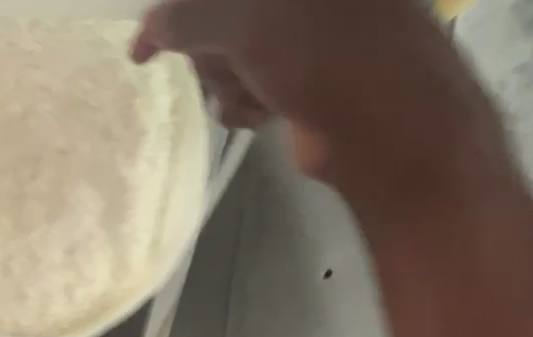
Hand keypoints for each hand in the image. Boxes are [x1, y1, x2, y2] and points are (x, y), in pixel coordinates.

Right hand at [131, 0, 506, 199]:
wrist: (387, 126)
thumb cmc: (328, 59)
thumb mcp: (249, 25)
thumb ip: (189, 18)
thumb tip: (147, 34)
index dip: (179, 14)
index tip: (146, 51)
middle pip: (219, 19)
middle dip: (212, 53)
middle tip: (230, 69)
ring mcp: (311, 30)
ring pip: (230, 55)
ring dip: (228, 83)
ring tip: (254, 97)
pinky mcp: (307, 69)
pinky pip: (249, 81)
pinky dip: (244, 102)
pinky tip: (263, 113)